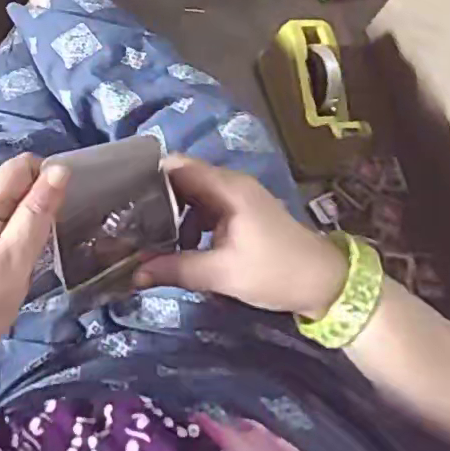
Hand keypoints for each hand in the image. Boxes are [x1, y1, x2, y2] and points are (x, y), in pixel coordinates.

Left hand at [0, 154, 69, 368]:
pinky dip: (23, 229)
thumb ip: (37, 212)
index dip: (48, 178)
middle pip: (19, 180)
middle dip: (42, 198)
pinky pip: (7, 218)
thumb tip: (60, 169)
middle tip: (52, 235)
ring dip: (34, 216)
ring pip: (16, 200)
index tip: (63, 209)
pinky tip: (27, 254)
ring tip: (41, 247)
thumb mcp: (15, 257)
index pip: (23, 165)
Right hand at [134, 155, 346, 318]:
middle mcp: (230, 183)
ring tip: (148, 234)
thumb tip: (133, 274)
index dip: (148, 175)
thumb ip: (175, 269)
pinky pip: (205, 206)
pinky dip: (189, 220)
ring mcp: (237, 196)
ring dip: (172, 211)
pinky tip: (179, 244)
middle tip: (128, 217)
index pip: (176, 165)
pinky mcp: (242, 211)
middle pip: (182, 177)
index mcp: (226, 188)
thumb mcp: (222, 274)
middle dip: (155, 196)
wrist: (326, 285)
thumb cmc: (276, 272)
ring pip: (192, 193)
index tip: (122, 195)